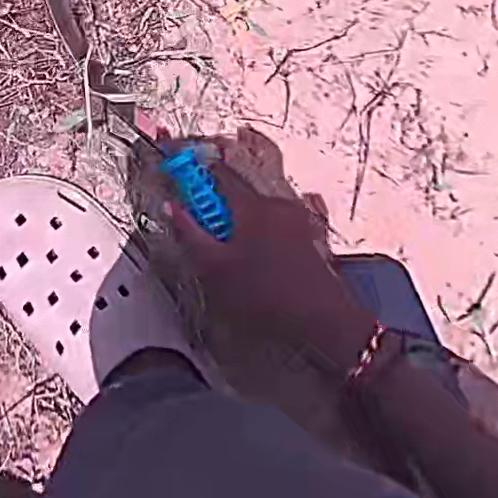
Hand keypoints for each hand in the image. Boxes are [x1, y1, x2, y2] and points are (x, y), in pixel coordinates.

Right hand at [163, 154, 373, 370]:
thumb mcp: (213, 266)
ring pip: (254, 209)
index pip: (217, 173)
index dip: (194, 175)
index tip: (180, 186)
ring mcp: (296, 219)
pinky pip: (273, 222)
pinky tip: (256, 260)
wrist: (323, 324)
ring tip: (230, 254)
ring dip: (236, 222)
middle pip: (236, 191)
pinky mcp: (308, 235)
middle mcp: (276, 204)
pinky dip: (257, 231)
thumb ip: (189, 231)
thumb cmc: (264, 295)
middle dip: (215, 206)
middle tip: (204, 234)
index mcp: (252, 205)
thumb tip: (173, 206)